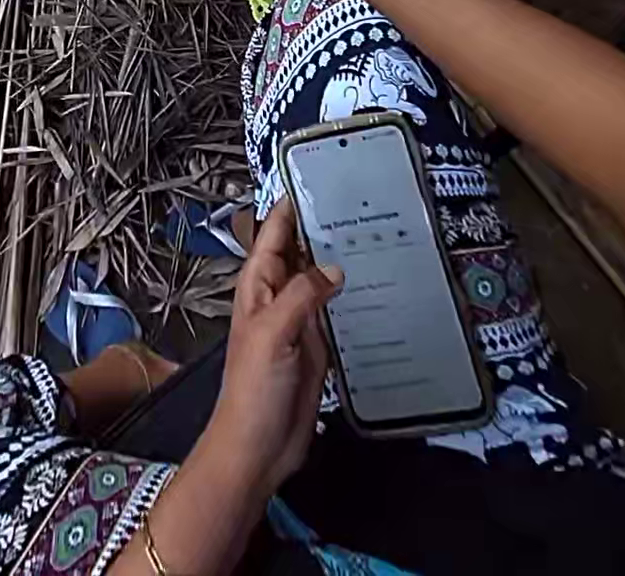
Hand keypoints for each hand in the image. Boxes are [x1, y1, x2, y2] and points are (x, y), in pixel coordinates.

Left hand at [200, 198, 342, 493]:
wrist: (259, 444)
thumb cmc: (254, 387)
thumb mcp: (273, 333)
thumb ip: (302, 296)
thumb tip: (334, 267)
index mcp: (258, 285)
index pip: (273, 234)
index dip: (288, 207)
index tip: (312, 179)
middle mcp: (278, 294)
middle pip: (298, 251)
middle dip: (318, 227)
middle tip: (355, 202)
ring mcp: (298, 317)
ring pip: (317, 276)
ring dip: (335, 257)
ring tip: (368, 232)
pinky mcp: (316, 340)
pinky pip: (332, 306)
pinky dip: (347, 291)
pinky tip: (370, 280)